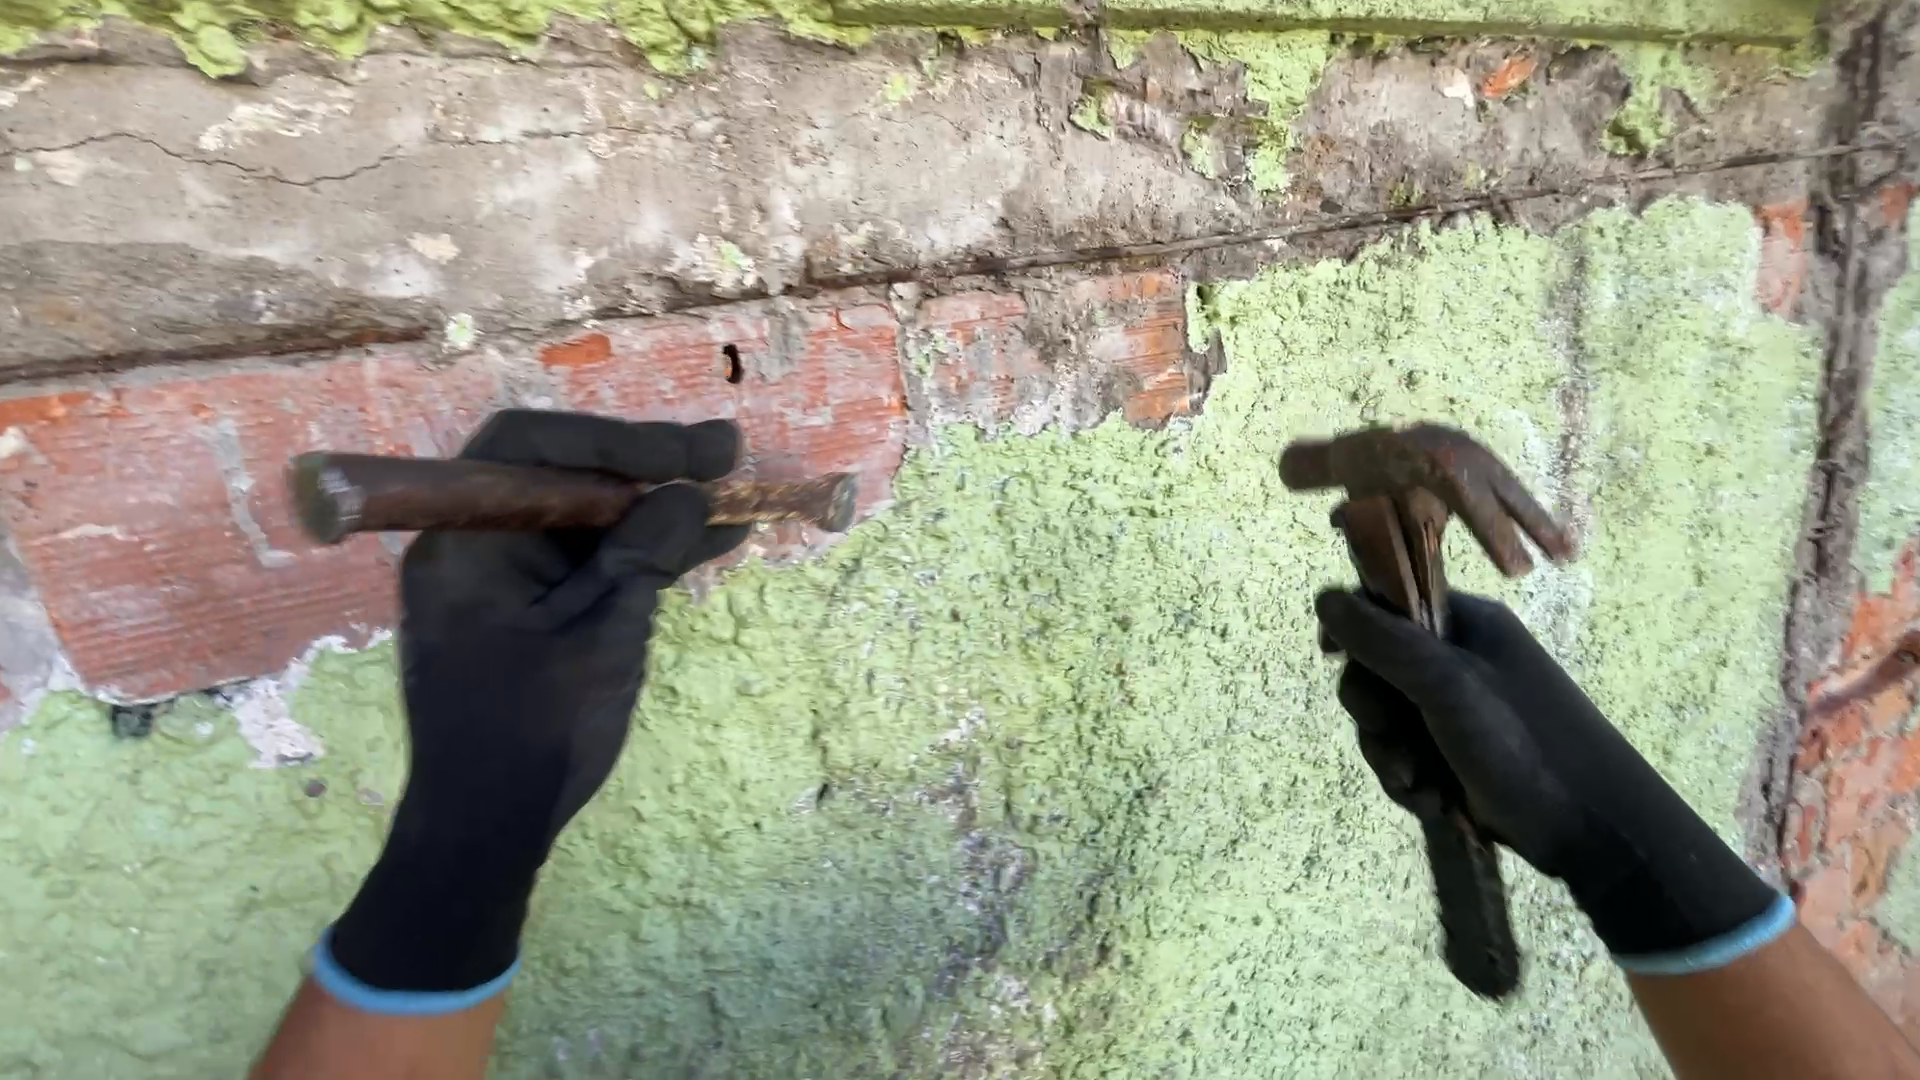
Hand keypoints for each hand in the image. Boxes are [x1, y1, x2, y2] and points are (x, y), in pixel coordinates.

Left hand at [326, 411, 747, 995]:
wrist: (494, 820)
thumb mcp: (600, 637)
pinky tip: (718, 537)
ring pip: (598, 512)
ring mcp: (521, 571)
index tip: (694, 452)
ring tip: (738, 492)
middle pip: (571, 473)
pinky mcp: (552, 599)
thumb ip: (644, 556)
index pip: (532, 448)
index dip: (618, 437)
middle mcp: (487, 541)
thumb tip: (693, 493)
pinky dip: (658, 546)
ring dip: (666, 503)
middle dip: (652, 463)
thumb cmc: (533, 732)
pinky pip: (606, 554)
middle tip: (727, 453)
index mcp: (468, 541)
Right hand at [1316, 589, 1782, 963]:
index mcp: (1465, 626)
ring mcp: (1452, 709)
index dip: (1352, 626)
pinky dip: (1407, 779)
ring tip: (1416, 783)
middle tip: (1387, 732)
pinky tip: (1432, 799)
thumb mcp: (1448, 685)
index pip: (1387, 604)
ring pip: (1382, 718)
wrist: (1598, 835)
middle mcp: (1456, 660)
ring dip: (1388, 754)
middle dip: (1371, 711)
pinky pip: (1400, 753)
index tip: (1332, 655)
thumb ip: (1383, 641)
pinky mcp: (1451, 751)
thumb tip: (1324, 599)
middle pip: (1372, 667)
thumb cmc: (1526, 744)